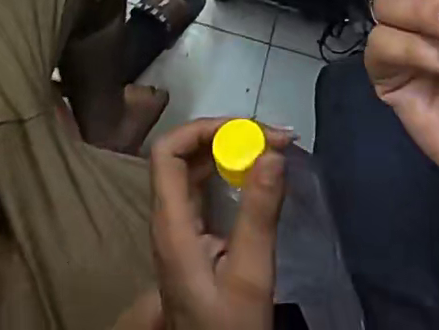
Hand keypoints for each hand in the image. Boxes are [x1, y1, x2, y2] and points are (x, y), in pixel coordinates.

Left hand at [148, 118, 291, 329]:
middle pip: (182, 153)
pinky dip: (230, 166)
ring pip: (194, 166)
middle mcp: (169, 220)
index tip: (244, 129)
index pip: (166, 153)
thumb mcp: (250, 276)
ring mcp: (179, 227)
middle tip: (271, 137)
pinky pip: (205, 184)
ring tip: (271, 145)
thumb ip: (259, 214)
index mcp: (171, 227)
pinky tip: (257, 169)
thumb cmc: (229, 329)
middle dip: (225, 134)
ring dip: (229, 147)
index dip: (199, 129)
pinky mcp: (194, 236)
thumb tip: (272, 151)